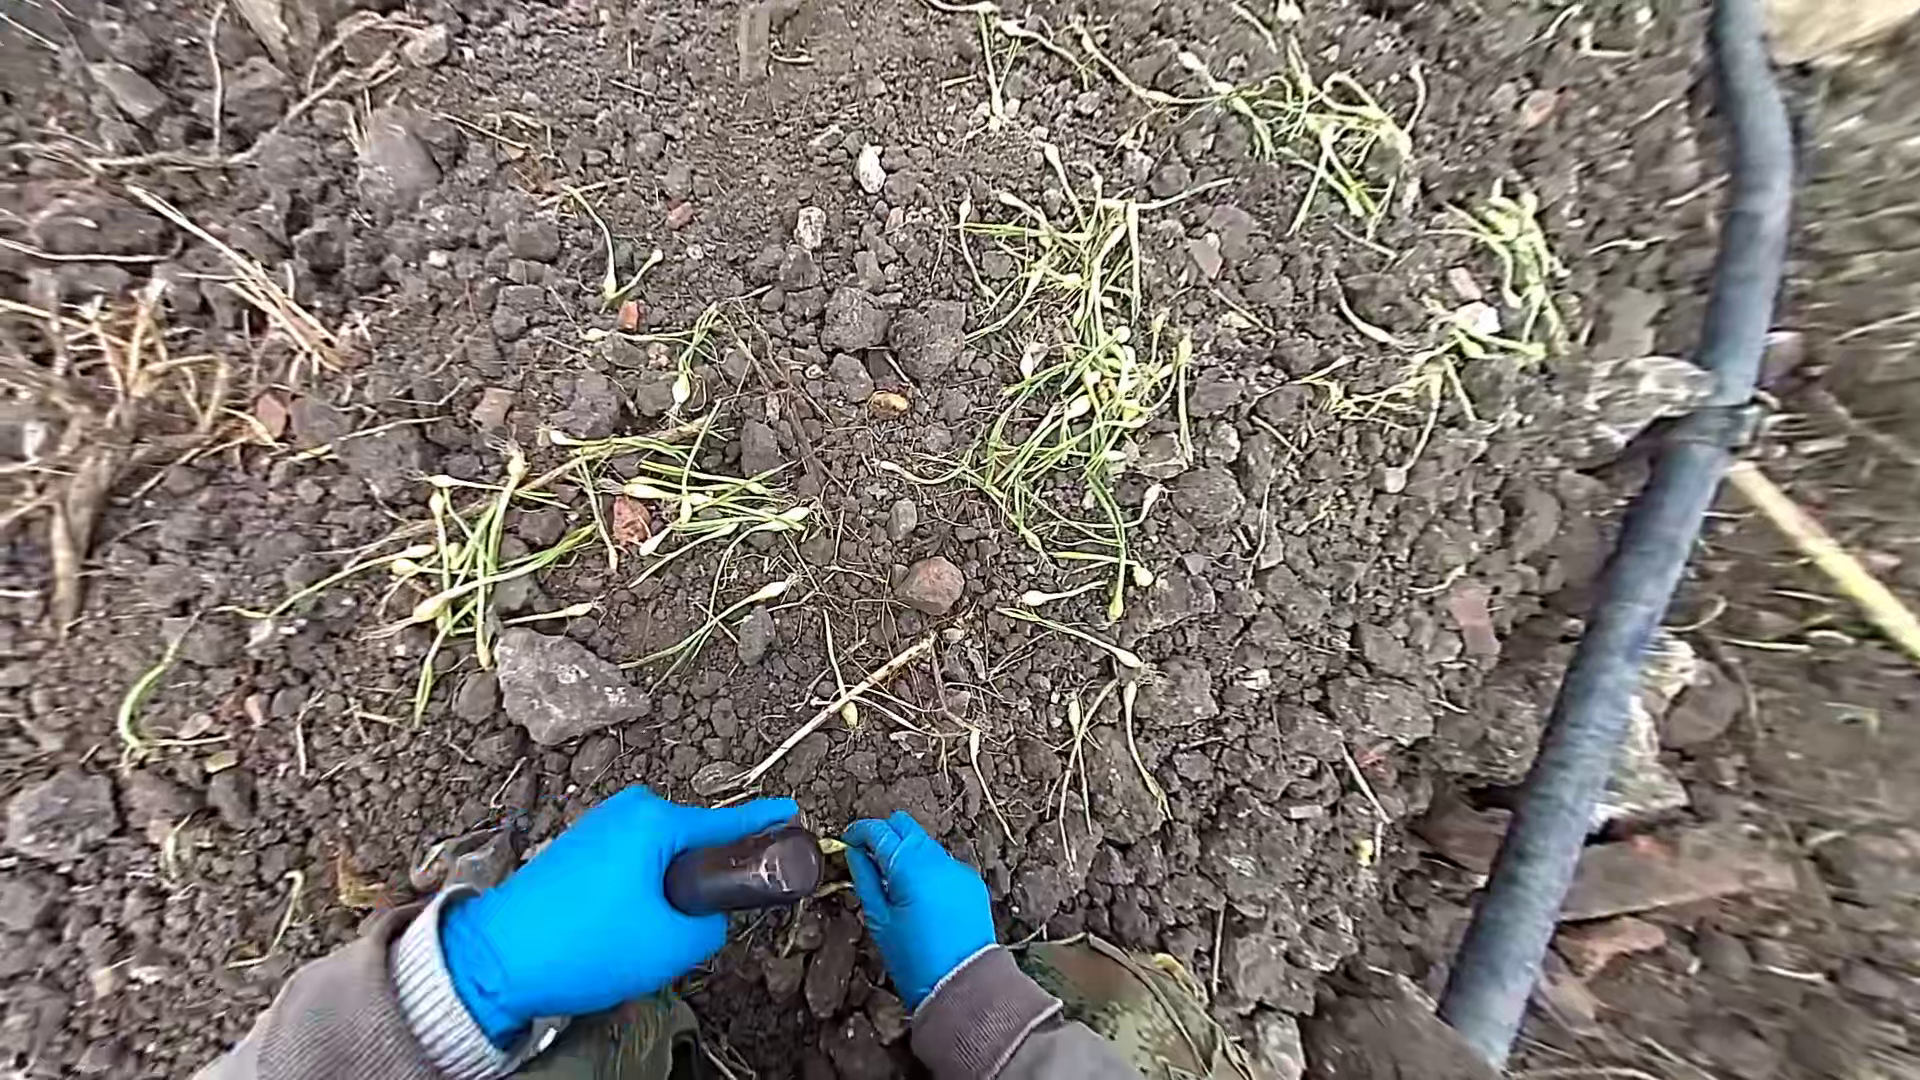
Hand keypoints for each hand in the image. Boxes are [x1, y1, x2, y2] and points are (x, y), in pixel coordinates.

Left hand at [440, 785, 798, 1043]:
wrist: (486, 965)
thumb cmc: (580, 946)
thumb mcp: (666, 947)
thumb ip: (711, 926)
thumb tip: (714, 915)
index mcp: (656, 821)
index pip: (728, 821)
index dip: (765, 822)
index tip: (792, 814)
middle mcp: (632, 808)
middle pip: (694, 840)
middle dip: (702, 874)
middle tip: (696, 914)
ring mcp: (604, 821)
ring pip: (662, 851)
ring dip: (669, 883)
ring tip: (650, 926)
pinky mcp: (583, 839)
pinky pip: (634, 854)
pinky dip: (642, 881)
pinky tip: (626, 917)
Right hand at [842, 811, 996, 1008]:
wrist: (964, 986)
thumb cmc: (915, 960)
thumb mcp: (879, 920)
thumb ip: (865, 879)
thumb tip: (855, 853)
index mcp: (910, 865)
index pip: (880, 830)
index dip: (860, 832)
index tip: (849, 840)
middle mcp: (936, 857)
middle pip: (904, 825)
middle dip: (884, 835)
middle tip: (869, 858)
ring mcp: (956, 866)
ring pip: (924, 842)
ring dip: (907, 852)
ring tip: (895, 884)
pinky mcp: (970, 879)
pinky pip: (943, 862)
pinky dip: (928, 869)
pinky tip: (922, 897)